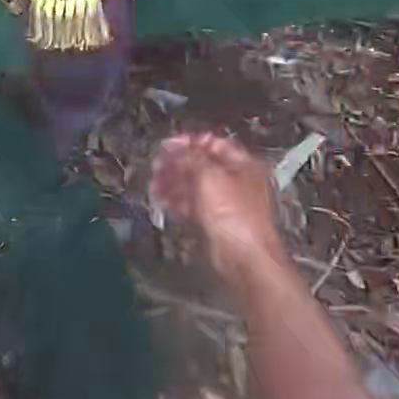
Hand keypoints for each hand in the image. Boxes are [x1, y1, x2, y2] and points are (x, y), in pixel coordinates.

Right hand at [150, 134, 288, 281]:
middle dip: (177, 165)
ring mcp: (227, 202)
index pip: (214, 144)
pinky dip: (178, 201)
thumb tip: (175, 147)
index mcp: (243, 165)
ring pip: (195, 186)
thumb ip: (190, 158)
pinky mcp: (216, 220)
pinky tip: (164, 202)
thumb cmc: (234, 214)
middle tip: (157, 166)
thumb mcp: (209, 177)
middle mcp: (237, 181)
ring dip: (173, 183)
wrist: (243, 255)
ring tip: (154, 185)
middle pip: (202, 166)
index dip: (189, 143)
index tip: (167, 145)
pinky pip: (194, 205)